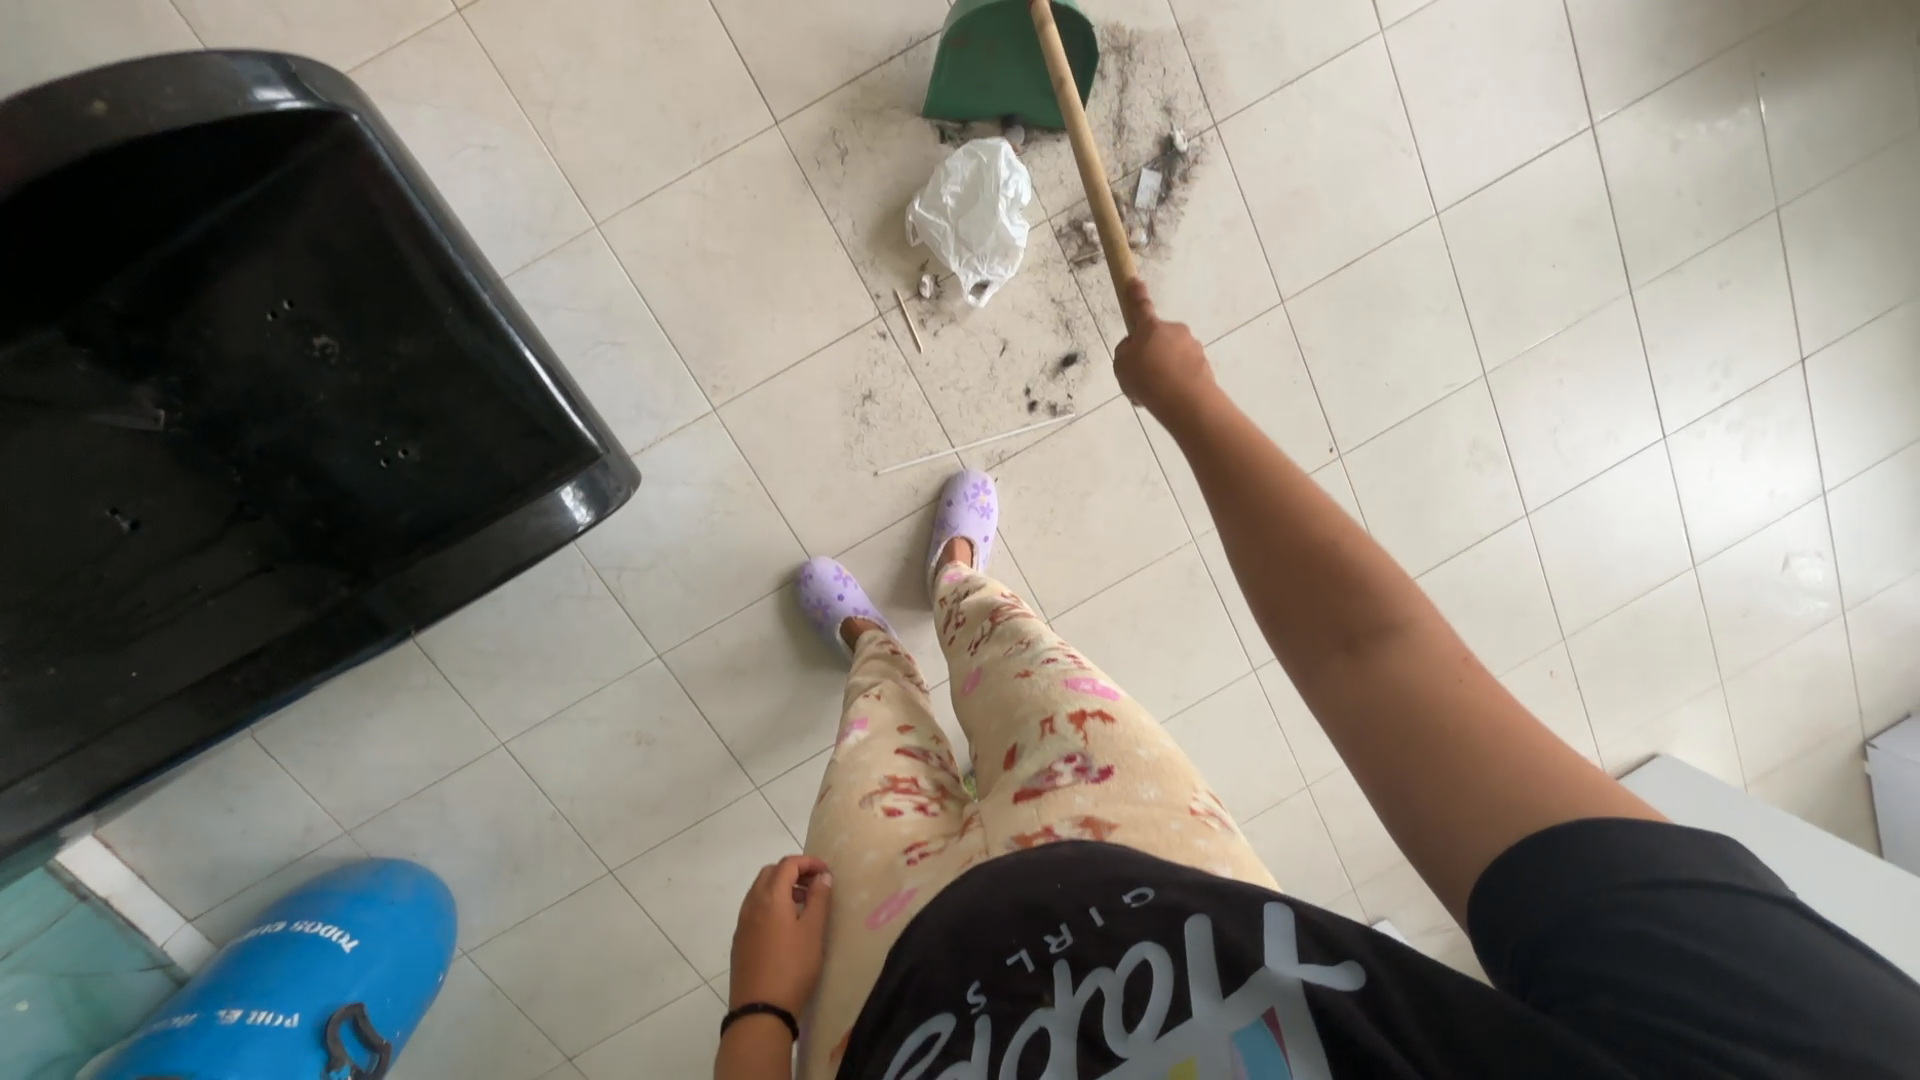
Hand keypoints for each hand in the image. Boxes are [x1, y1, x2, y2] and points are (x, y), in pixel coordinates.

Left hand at [727, 855, 832, 1015]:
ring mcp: (742, 924)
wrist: (760, 1011)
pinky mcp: (739, 941)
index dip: (808, 862)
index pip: (787, 865)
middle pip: (770, 873)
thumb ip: (819, 899)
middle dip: (793, 872)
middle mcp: (752, 905)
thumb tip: (823, 876)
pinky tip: (785, 925)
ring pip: (759, 891)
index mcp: (770, 898)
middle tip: (814, 885)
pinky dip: (770, 904)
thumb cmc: (792, 968)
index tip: (826, 872)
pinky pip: (754, 909)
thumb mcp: (813, 932)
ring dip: (781, 888)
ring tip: (802, 904)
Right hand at [1113, 278, 1213, 418]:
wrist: (1183, 400)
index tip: (1134, 280)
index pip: (1140, 307)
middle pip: (1158, 338)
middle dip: (1152, 353)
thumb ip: (1125, 352)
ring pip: (1173, 356)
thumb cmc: (1146, 379)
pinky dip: (1176, 382)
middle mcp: (1174, 331)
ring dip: (1164, 370)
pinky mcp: (1204, 364)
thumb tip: (1134, 348)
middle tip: (1142, 376)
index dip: (1135, 294)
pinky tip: (1169, 398)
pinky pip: (1184, 371)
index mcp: (1151, 328)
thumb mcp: (1121, 365)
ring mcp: (1192, 346)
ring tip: (1154, 393)